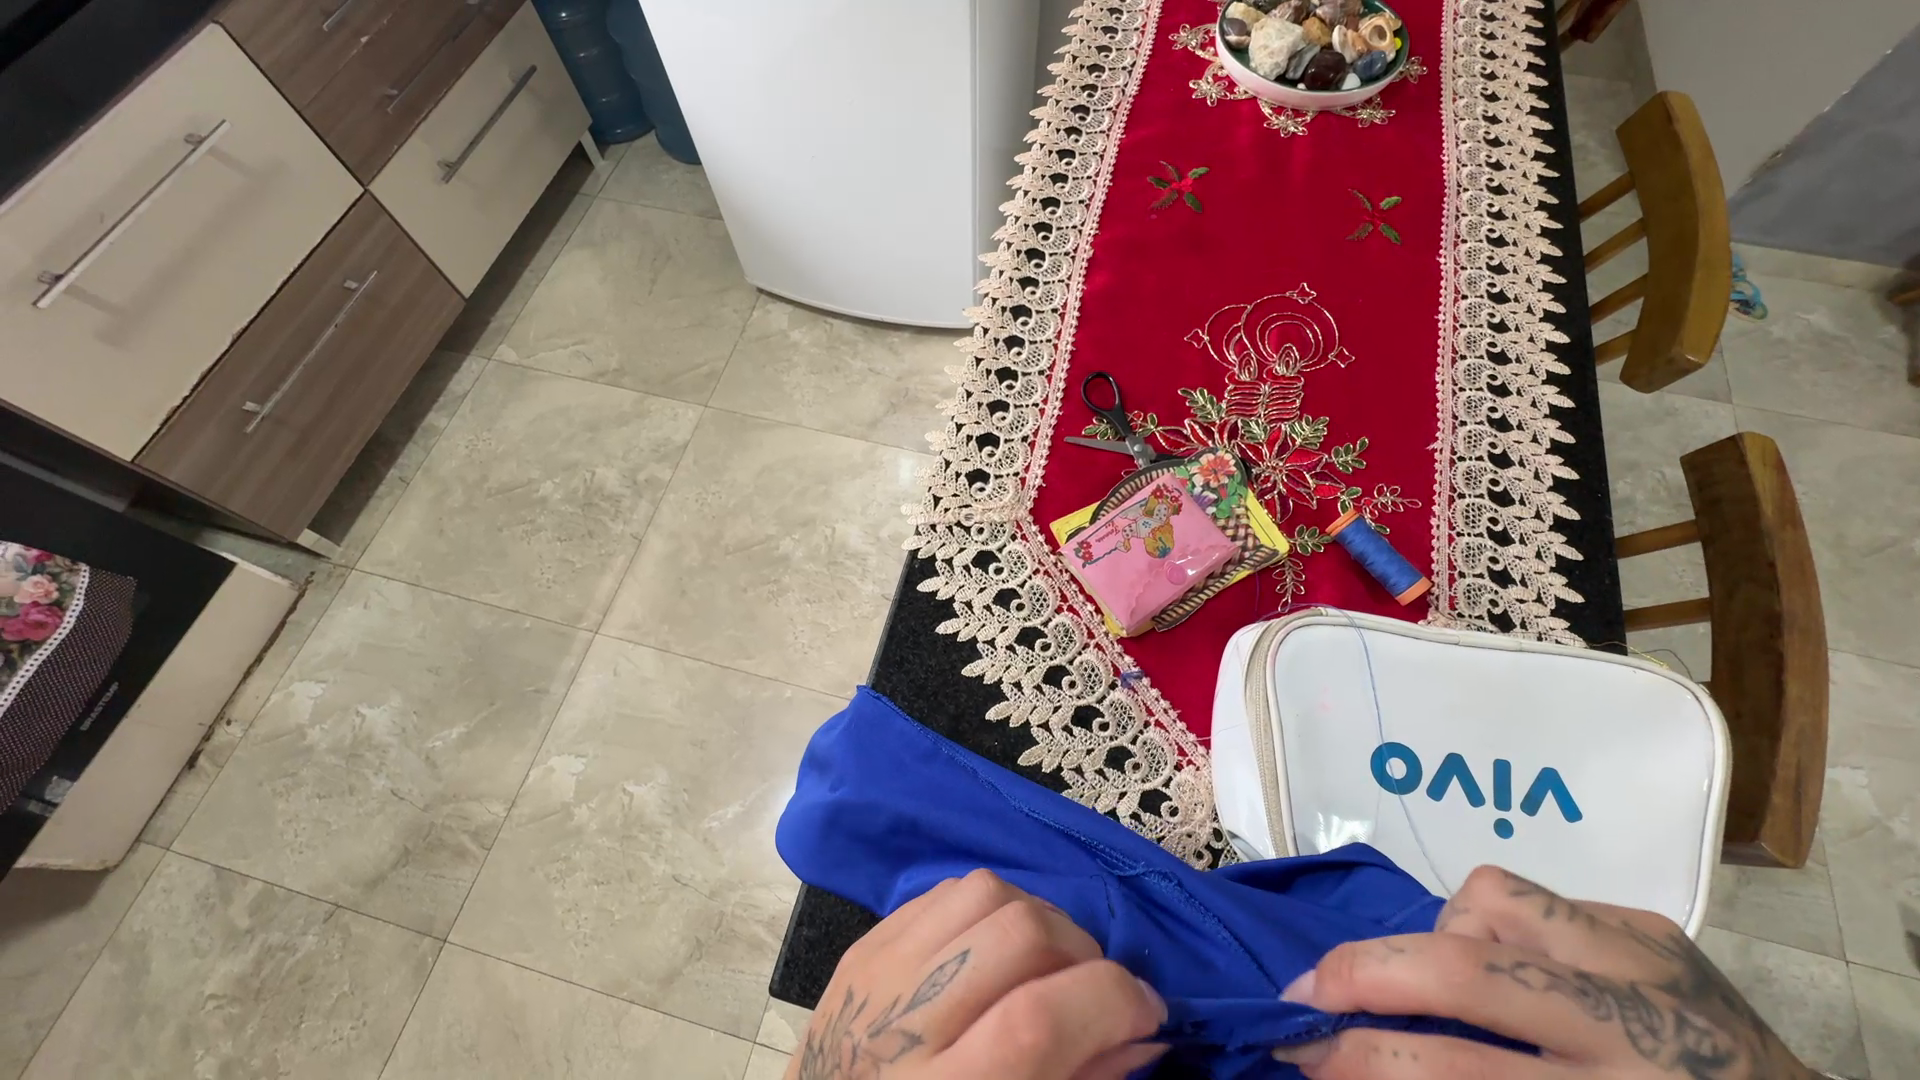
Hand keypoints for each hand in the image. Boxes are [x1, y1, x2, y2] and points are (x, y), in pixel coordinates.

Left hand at [788, 869, 1168, 1079]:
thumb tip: (1142, 1025)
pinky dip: (992, 908)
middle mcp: (900, 1021)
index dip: (1109, 1001)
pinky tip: (999, 947)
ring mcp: (877, 969)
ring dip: (1037, 916)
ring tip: (1048, 960)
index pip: (1036, 1020)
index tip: (1146, 1009)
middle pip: (1013, 933)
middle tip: (1092, 986)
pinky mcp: (866, 942)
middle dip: (1079, 949)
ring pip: (983, 891)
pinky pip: (947, 890)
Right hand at [1272, 865, 1819, 1079]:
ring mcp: (1654, 963)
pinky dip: (1501, 929)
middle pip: (1462, 969)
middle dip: (1362, 972)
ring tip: (1458, 987)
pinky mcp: (1656, 928)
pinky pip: (1534, 896)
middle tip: (1311, 991)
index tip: (1300, 1049)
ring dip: (1446, 939)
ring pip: (1490, 899)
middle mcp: (1644, 1029)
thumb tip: (1352, 1060)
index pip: (1453, 1071)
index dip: (1358, 1058)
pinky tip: (1523, 971)